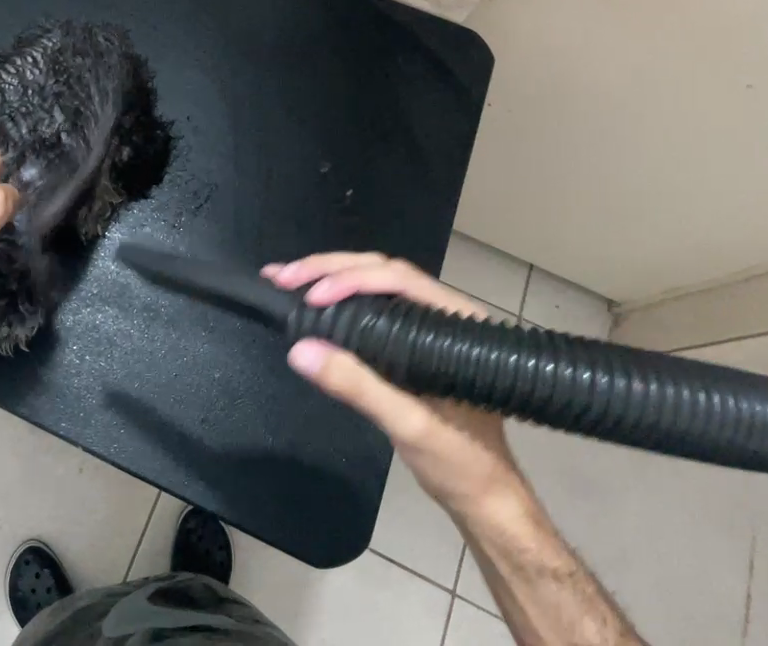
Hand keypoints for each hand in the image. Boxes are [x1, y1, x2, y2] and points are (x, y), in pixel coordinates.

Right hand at [270, 253, 528, 516]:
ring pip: (375, 281)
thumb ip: (358, 386)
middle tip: (283, 276)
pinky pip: (372, 303)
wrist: (483, 497)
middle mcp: (446, 312)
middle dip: (329, 268)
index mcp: (457, 321)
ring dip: (329, 275)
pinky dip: (338, 296)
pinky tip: (310, 299)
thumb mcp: (408, 425)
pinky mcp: (413, 340)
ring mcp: (429, 325)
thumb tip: (300, 350)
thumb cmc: (458, 461)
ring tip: (286, 279)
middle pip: (382, 270)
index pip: (399, 279)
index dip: (350, 280)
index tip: (310, 298)